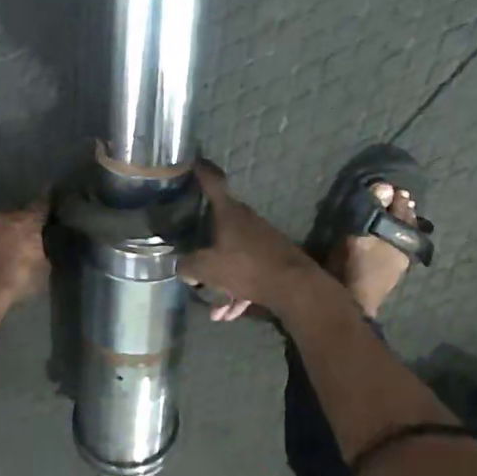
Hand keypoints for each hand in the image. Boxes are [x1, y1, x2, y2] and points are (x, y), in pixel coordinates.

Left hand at [0, 198, 50, 297]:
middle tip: (29, 233)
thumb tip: (43, 249)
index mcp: (28, 221)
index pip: (41, 204)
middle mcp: (5, 218)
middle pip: (18, 215)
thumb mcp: (43, 269)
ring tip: (8, 247)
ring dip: (4, 233)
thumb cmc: (18, 277)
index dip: (47, 199)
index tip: (50, 189)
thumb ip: (44, 253)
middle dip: (23, 222)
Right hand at [180, 162, 321, 318]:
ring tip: (213, 306)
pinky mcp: (272, 260)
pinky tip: (229, 314)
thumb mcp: (207, 268)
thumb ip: (188, 265)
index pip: (212, 183)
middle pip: (220, 223)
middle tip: (192, 250)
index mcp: (229, 213)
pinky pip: (247, 273)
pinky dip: (237, 291)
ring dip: (221, 279)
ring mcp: (262, 240)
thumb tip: (182, 266)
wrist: (294, 287)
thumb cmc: (246, 267)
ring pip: (233, 255)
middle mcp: (247, 220)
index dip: (201, 171)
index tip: (192, 161)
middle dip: (205, 241)